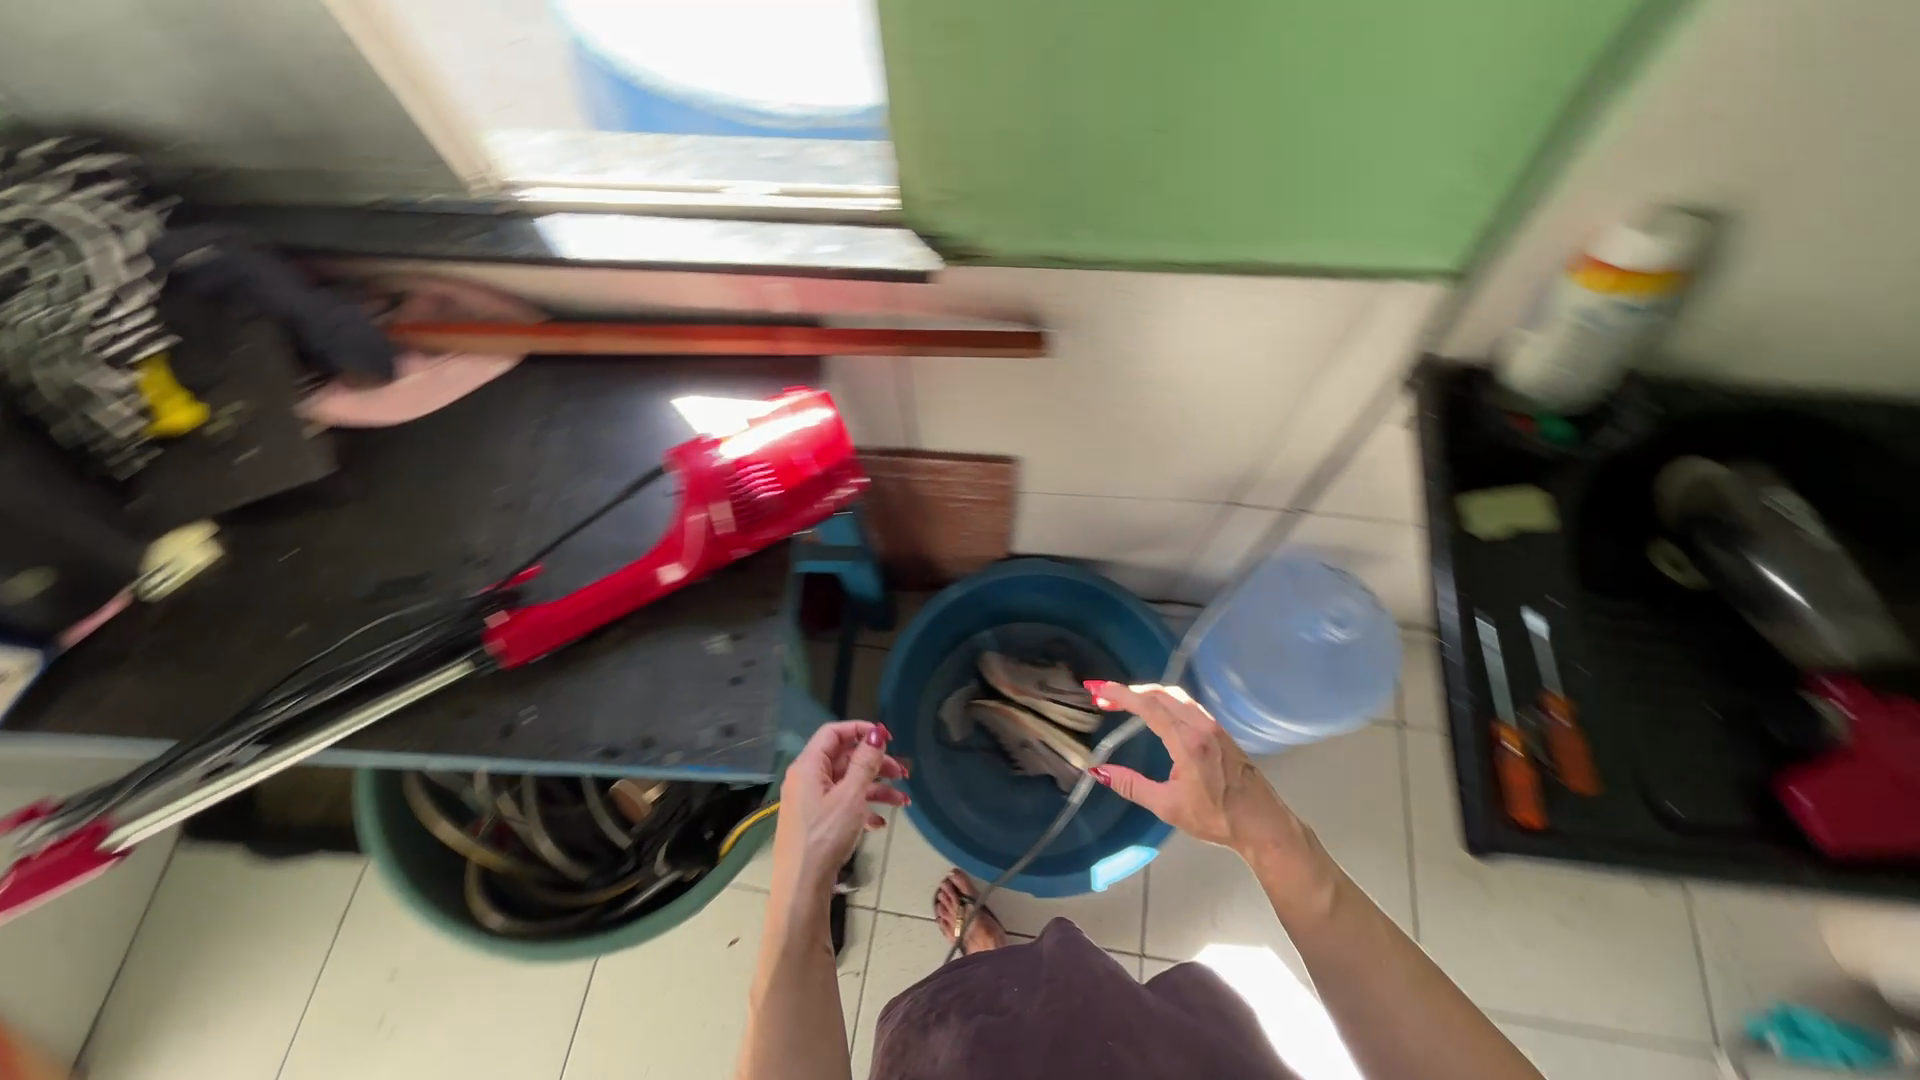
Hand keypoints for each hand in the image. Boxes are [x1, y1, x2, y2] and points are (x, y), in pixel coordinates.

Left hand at [770, 720, 907, 897]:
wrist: (802, 885)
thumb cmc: (825, 835)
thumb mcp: (851, 796)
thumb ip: (865, 762)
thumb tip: (877, 733)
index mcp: (809, 766)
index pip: (833, 732)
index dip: (861, 730)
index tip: (888, 739)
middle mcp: (807, 778)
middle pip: (845, 758)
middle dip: (876, 764)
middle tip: (904, 773)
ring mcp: (811, 801)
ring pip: (848, 783)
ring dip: (876, 789)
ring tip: (903, 802)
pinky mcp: (816, 821)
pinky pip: (843, 804)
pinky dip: (863, 808)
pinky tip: (879, 823)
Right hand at [1087, 682, 1334, 911]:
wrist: (1263, 825)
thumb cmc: (1216, 818)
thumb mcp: (1167, 806)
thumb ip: (1131, 785)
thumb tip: (1098, 771)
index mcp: (1187, 741)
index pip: (1149, 706)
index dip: (1120, 694)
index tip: (1098, 689)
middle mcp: (1202, 726)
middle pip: (1161, 694)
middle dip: (1131, 691)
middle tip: (1104, 696)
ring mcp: (1214, 727)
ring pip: (1177, 696)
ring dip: (1149, 693)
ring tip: (1126, 701)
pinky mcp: (1221, 732)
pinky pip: (1188, 705)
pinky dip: (1166, 700)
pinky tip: (1157, 712)